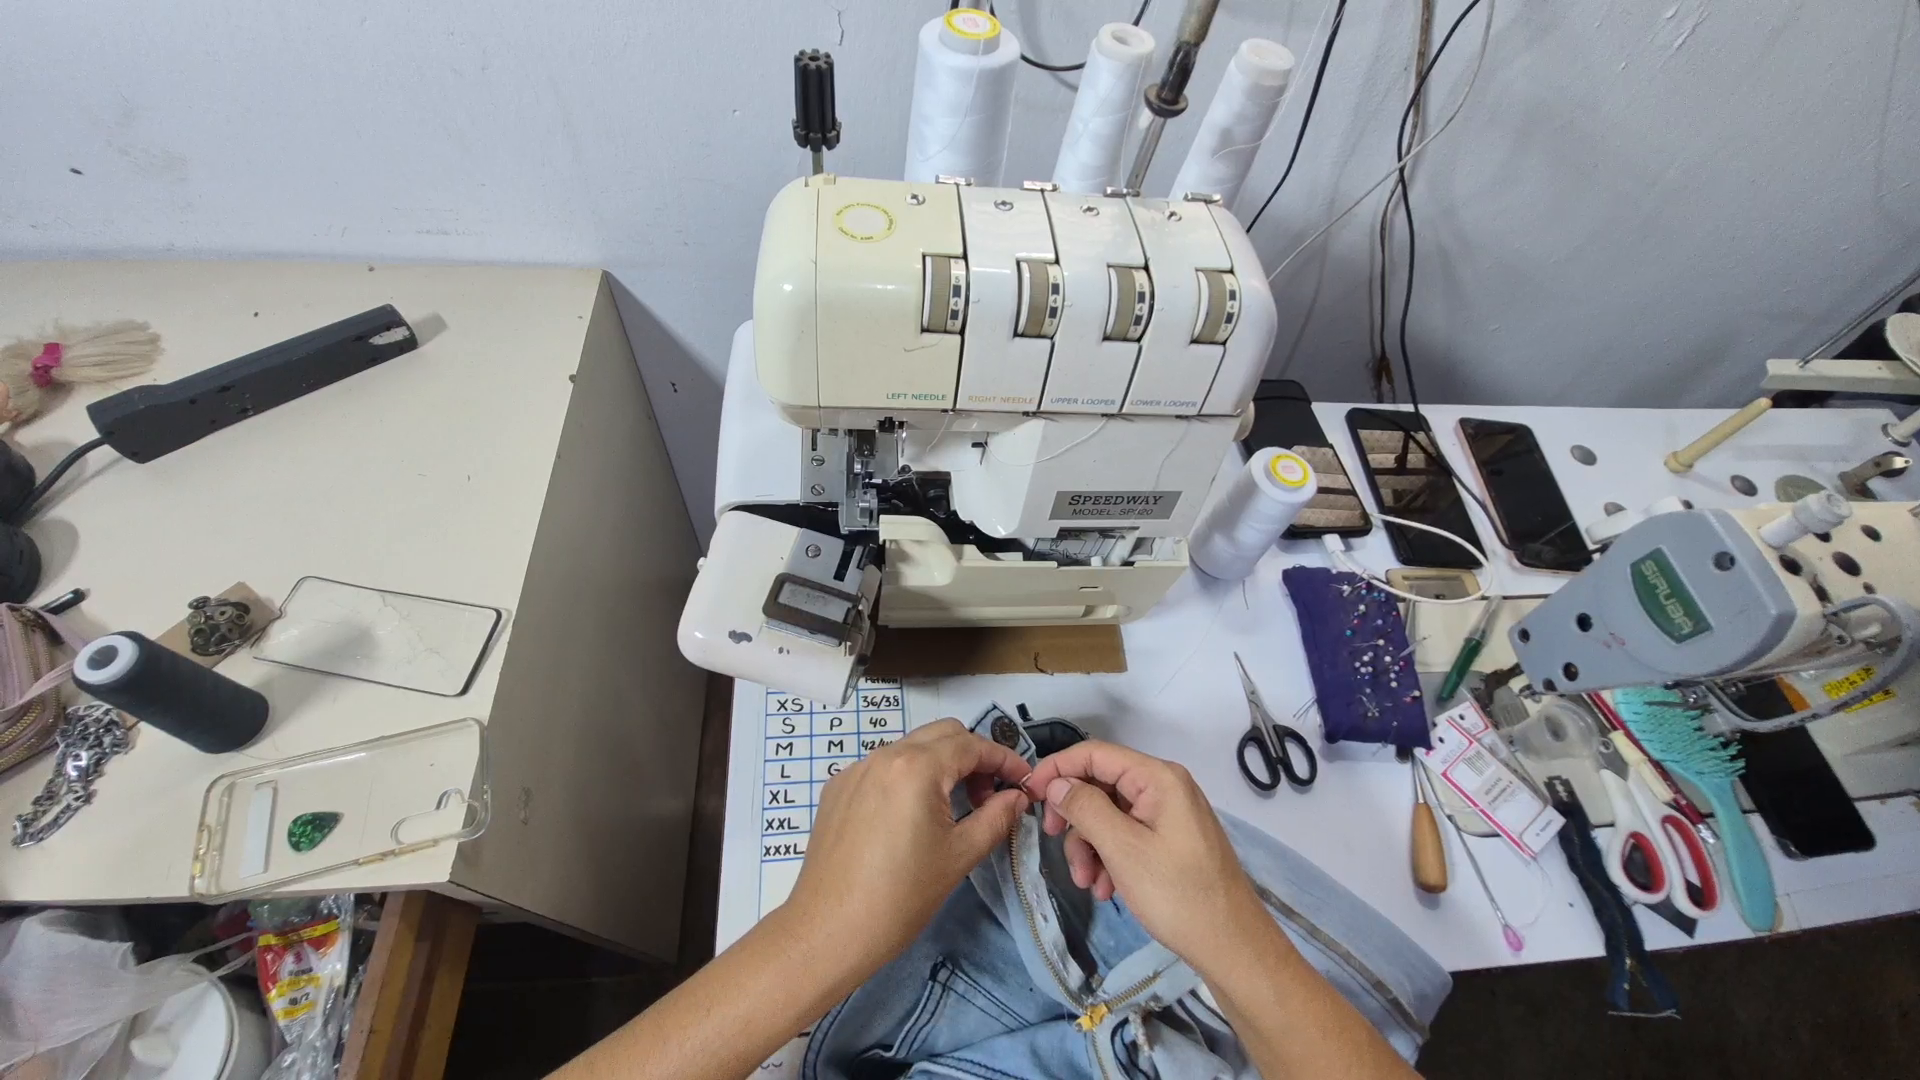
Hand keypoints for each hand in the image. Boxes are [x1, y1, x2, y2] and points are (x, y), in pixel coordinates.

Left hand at [783, 719, 1031, 979]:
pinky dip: (908, 776)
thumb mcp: (959, 856)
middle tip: (988, 795)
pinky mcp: (838, 788)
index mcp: (916, 767)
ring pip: (911, 747)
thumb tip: (1016, 796)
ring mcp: (856, 769)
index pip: (971, 745)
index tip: (1023, 782)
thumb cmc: (901, 897)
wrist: (828, 932)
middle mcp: (884, 755)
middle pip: (942, 734)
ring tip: (954, 807)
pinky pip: (884, 766)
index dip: (1004, 759)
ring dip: (941, 764)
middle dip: (973, 755)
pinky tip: (911, 817)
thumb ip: (995, 817)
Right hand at [1021, 740, 1266, 972]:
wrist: (1233, 948)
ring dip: (1090, 845)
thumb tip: (1056, 783)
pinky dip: (1110, 857)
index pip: (1094, 754)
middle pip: (1100, 785)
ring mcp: (1168, 814)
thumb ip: (1084, 807)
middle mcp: (1164, 786)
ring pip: (1109, 814)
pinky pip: (1127, 834)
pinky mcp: (1170, 839)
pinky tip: (1108, 889)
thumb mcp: (1123, 849)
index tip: (1029, 795)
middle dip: (1075, 817)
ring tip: (1089, 883)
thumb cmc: (1177, 894)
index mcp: (1158, 777)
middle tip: (1052, 841)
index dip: (1057, 769)